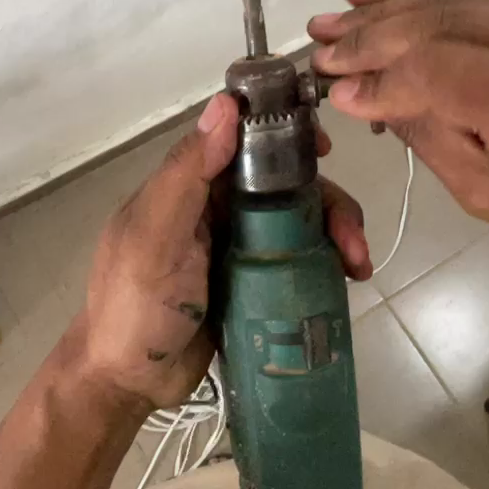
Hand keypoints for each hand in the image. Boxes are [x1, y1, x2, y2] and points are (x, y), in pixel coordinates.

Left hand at [72, 93, 371, 411]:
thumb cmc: (134, 306)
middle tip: (352, 236)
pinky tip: (349, 278)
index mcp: (188, 186)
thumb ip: (187, 173)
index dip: (286, 135)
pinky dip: (328, 261)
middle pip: (285, 183)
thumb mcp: (154, 237)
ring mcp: (239, 246)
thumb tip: (225, 104)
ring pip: (299, 219)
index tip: (324, 145)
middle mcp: (216, 208)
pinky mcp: (256, 281)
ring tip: (358, 265)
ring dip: (335, 231)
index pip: (243, 142)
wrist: (131, 385)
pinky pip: (299, 257)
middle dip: (326, 199)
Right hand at [307, 0, 488, 259]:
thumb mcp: (488, 195)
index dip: (377, 75)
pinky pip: (480, 2)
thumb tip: (362, 93)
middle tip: (318, 48)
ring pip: (455, 3)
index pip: (438, 68)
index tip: (331, 89)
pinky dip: (424, 3)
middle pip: (442, 22)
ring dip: (387, 12)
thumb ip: (427, 136)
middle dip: (372, 36)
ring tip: (333, 19)